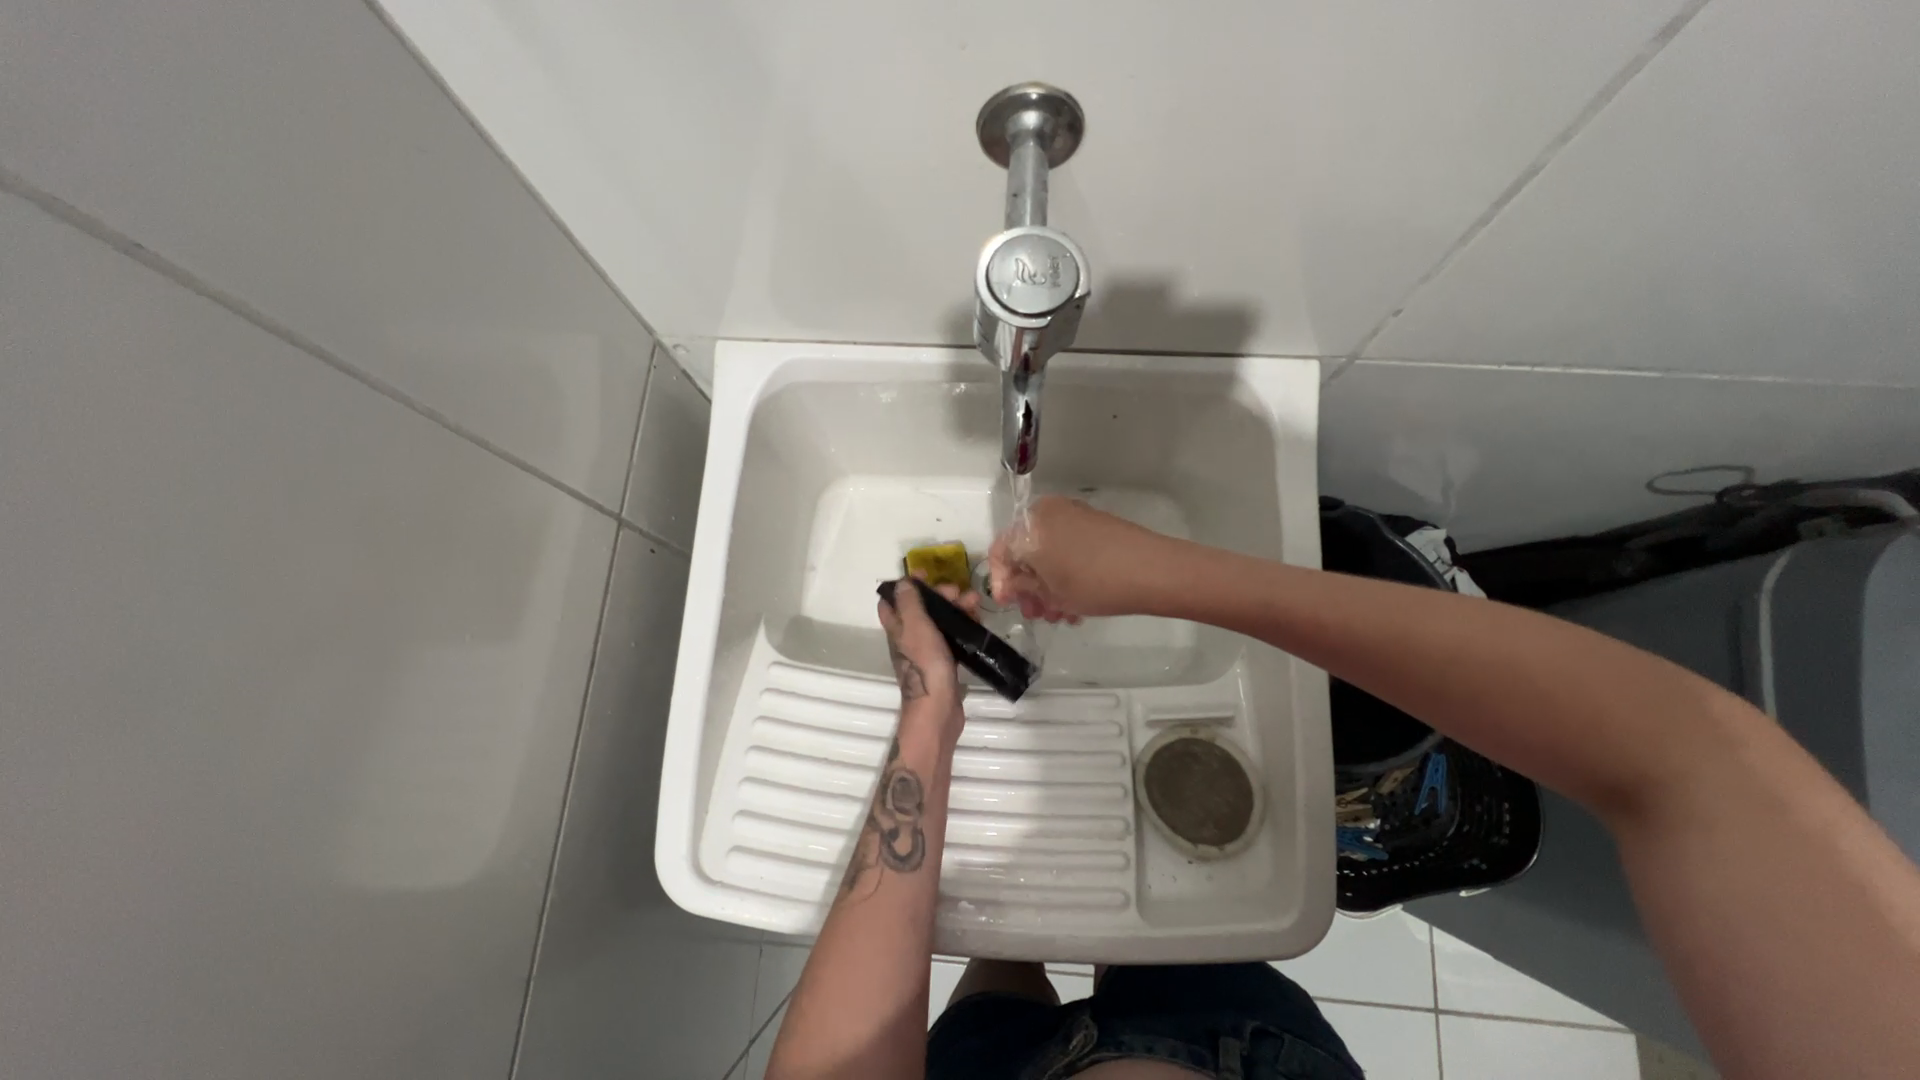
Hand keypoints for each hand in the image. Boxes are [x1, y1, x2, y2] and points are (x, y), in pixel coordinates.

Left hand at [876, 575, 978, 709]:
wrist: (938, 707)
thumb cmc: (925, 664)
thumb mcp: (916, 627)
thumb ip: (909, 602)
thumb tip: (902, 582)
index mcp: (897, 628)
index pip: (892, 601)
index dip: (906, 585)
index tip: (927, 574)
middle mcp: (909, 638)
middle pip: (922, 608)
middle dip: (940, 595)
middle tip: (959, 592)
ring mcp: (926, 651)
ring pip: (939, 622)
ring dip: (956, 609)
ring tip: (976, 603)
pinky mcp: (944, 663)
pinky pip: (952, 638)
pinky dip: (963, 628)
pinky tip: (978, 624)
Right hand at [988, 496, 1174, 620]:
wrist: (1153, 570)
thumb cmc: (1092, 581)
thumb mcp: (1050, 592)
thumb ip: (1022, 587)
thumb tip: (1008, 585)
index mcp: (1030, 523)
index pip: (1001, 550)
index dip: (1001, 581)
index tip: (1009, 605)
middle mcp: (1049, 512)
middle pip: (1025, 552)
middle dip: (1028, 587)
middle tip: (1037, 614)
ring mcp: (1075, 517)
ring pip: (1049, 555)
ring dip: (1049, 587)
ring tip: (1061, 614)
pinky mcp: (1096, 526)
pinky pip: (1069, 550)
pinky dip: (1066, 575)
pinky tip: (1076, 604)